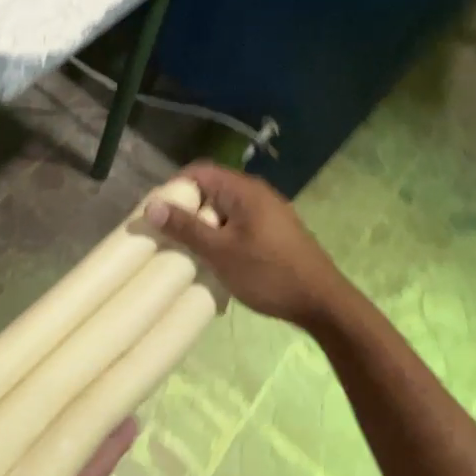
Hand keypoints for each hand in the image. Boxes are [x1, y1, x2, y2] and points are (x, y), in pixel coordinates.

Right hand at [145, 161, 351, 328]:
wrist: (324, 304)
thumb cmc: (268, 274)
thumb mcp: (220, 252)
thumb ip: (186, 228)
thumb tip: (151, 206)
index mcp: (243, 190)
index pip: (198, 171)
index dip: (173, 188)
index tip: (157, 213)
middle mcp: (257, 193)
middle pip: (211, 189)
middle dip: (188, 209)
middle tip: (169, 235)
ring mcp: (269, 212)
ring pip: (225, 209)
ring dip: (205, 225)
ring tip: (190, 250)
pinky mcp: (276, 232)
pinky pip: (239, 223)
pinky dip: (223, 235)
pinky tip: (218, 259)